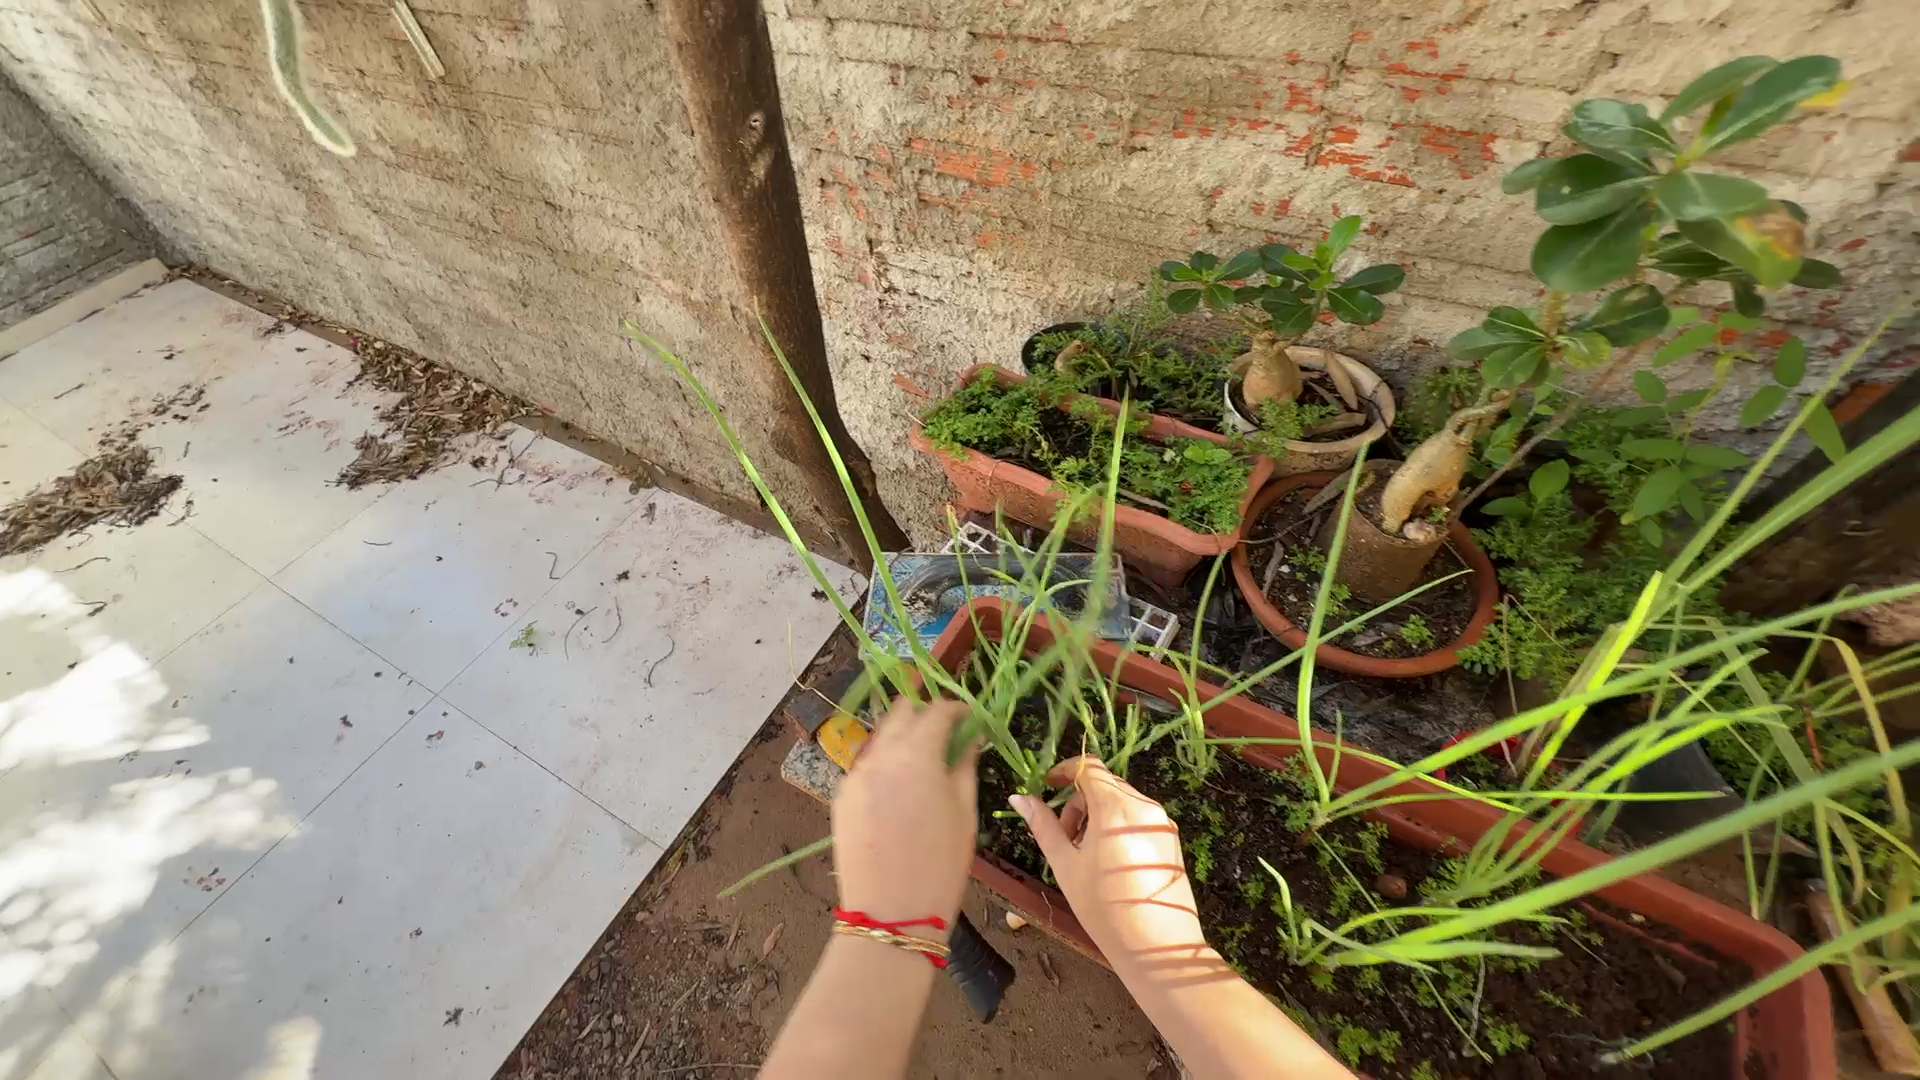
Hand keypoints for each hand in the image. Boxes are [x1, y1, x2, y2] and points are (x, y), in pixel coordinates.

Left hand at [830, 698, 978, 940]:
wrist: (891, 915)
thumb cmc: (941, 864)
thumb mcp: (965, 811)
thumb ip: (965, 764)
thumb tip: (970, 738)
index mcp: (916, 754)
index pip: (937, 711)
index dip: (957, 708)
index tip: (970, 717)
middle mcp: (880, 754)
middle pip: (901, 711)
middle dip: (925, 713)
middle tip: (945, 731)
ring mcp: (855, 774)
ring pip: (880, 736)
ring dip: (902, 736)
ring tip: (922, 760)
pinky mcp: (841, 795)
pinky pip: (866, 764)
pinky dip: (885, 762)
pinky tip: (899, 788)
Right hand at [1008, 756, 1207, 970]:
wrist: (1158, 948)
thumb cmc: (1104, 907)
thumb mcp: (1066, 865)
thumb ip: (1043, 825)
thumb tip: (1019, 797)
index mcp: (1116, 807)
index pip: (1087, 766)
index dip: (1064, 771)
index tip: (1048, 787)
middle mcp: (1143, 806)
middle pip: (1103, 783)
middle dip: (1078, 801)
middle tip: (1065, 836)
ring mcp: (1161, 822)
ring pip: (1120, 799)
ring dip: (1096, 813)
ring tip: (1085, 852)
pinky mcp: (1170, 838)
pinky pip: (1137, 816)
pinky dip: (1117, 825)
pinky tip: (1108, 859)